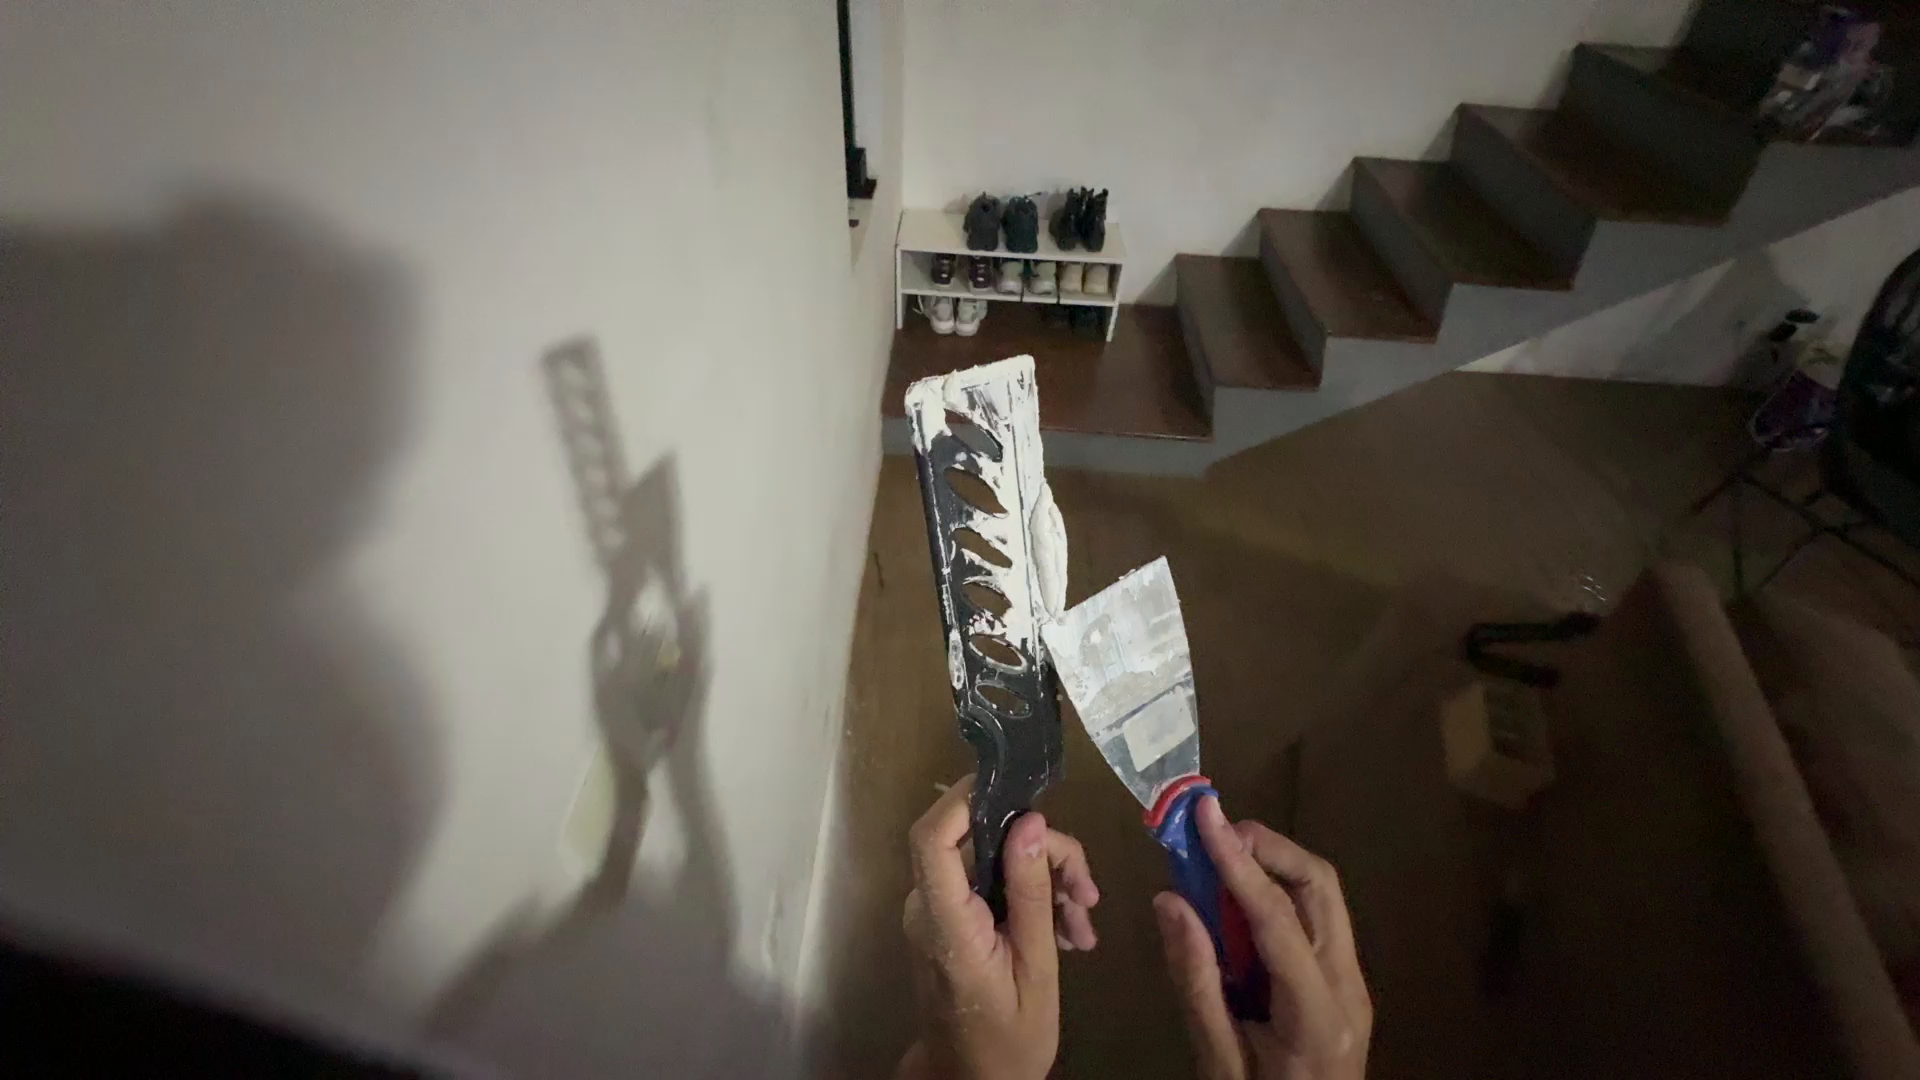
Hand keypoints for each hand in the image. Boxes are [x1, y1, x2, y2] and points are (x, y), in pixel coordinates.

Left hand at [894, 775, 1099, 1079]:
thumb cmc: (1008, 1038)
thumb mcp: (1036, 969)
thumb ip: (1031, 894)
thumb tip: (1030, 821)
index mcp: (946, 925)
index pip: (931, 840)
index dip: (963, 800)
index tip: (1015, 789)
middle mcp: (929, 905)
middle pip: (977, 840)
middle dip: (1039, 851)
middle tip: (1086, 889)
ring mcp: (936, 907)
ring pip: (989, 856)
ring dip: (1043, 875)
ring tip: (1083, 919)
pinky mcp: (949, 912)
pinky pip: (987, 878)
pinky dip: (1027, 891)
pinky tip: (1066, 924)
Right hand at [1155, 797, 1370, 1079]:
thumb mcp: (1219, 1058)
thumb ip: (1195, 979)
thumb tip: (1168, 898)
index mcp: (1318, 1012)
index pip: (1276, 915)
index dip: (1236, 859)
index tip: (1204, 813)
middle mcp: (1348, 984)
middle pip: (1319, 885)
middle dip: (1265, 846)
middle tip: (1212, 834)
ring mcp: (1353, 979)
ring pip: (1320, 891)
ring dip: (1270, 861)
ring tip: (1218, 858)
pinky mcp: (1343, 977)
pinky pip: (1312, 912)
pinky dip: (1273, 888)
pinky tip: (1234, 898)